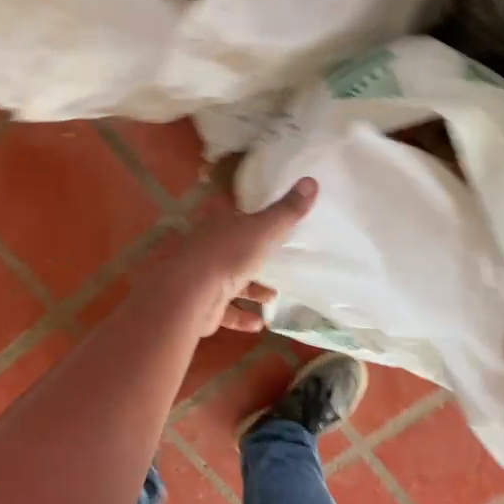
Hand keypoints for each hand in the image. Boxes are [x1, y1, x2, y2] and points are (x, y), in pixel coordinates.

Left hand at [134, 178, 316, 337]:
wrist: (191, 294)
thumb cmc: (228, 255)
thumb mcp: (264, 230)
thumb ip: (287, 211)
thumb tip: (312, 180)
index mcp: (219, 225)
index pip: (237, 219)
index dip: (254, 223)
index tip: (271, 229)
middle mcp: (208, 248)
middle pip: (234, 251)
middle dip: (254, 260)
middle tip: (277, 267)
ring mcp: (203, 278)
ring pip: (230, 283)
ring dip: (251, 290)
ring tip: (272, 297)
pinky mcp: (202, 305)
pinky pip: (226, 311)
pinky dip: (241, 317)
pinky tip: (258, 323)